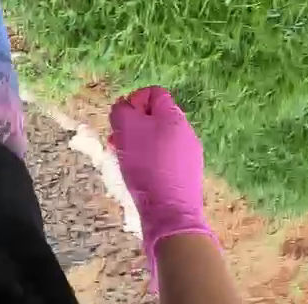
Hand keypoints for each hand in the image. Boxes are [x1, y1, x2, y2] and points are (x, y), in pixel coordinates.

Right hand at [109, 86, 218, 279]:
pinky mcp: (187, 177)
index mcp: (173, 116)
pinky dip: (149, 162)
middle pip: (155, 117)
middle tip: (118, 140)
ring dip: (139, 144)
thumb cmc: (146, 164)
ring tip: (124, 159)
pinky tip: (139, 176)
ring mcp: (189, 156)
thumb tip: (125, 108)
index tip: (122, 119)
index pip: (153, 93)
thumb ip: (121, 110)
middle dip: (133, 125)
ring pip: (158, 139)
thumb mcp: (125, 128)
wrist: (170, 215)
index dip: (134, 100)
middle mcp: (186, 132)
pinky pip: (164, 159)